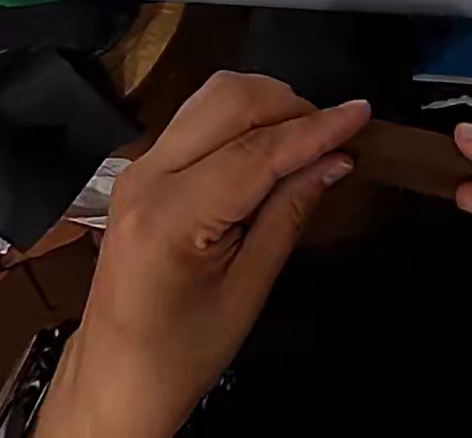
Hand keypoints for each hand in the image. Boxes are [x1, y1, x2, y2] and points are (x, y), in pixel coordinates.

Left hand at [37, 72, 369, 436]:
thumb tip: (336, 159)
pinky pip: (203, 112)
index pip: (255, 151)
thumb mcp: (248, 290)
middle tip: (331, 135)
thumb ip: (291, 211)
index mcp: (169, 215)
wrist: (112, 376)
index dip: (313, 129)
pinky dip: (246, 112)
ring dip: (268, 102)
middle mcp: (148, 172)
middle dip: (290, 106)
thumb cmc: (181, 351)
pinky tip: (270, 140)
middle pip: (230, 101)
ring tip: (304, 137)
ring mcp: (142, 161)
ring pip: (215, 94)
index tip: (359, 112)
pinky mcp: (147, 161)